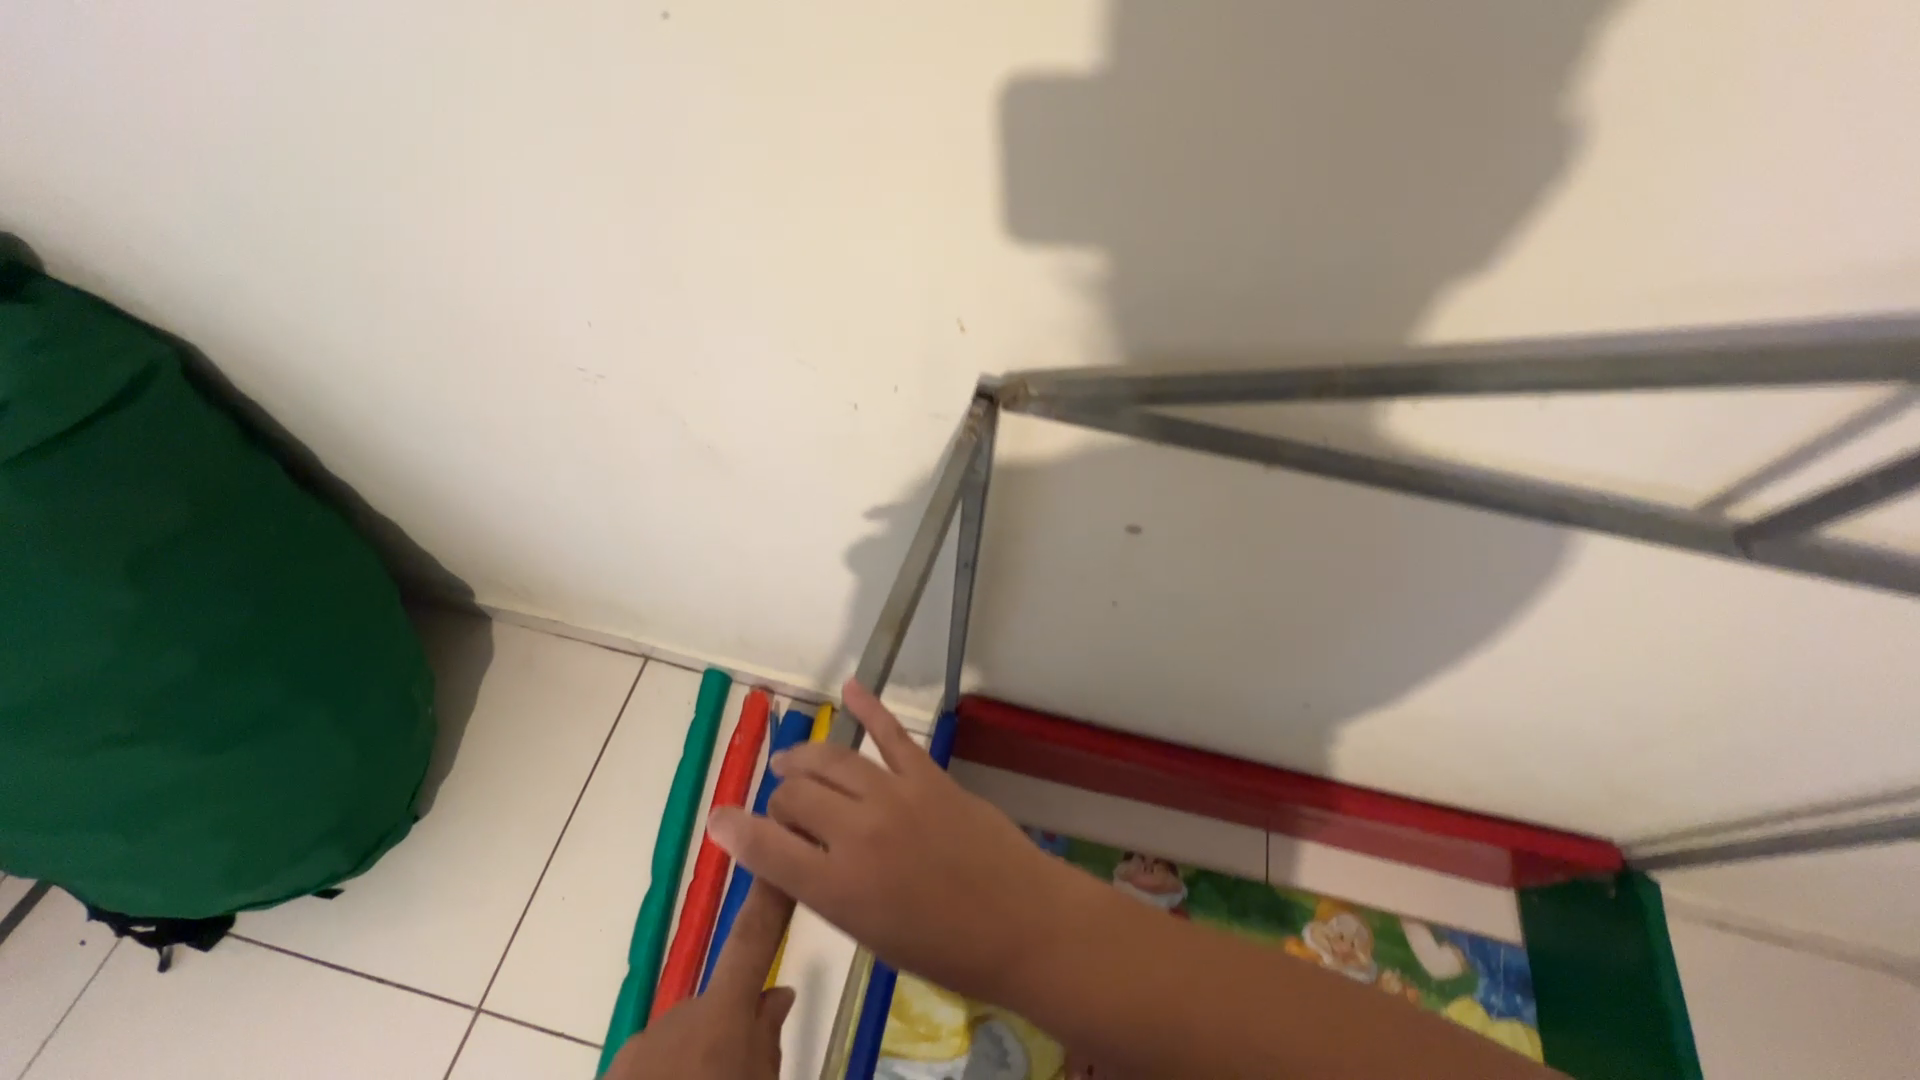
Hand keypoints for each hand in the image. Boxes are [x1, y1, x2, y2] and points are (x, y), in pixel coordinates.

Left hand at [604, 881, 795, 1079]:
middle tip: (744, 1078)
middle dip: (732, 1034)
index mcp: (723, 1017)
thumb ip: (767, 1044)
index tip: (774, 843)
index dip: (767, 895)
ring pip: (684, 1041)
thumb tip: (778, 996)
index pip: (753, 939)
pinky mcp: (614, 1076)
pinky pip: (654, 1068)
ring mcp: (639, 1049)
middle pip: (717, 1008)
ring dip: (698, 1065)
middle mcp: (677, 1017)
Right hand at [708, 679, 1079, 1003]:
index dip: (734, 832)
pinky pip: (891, 733)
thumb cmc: (944, 949)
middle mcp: (858, 834)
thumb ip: (828, 890)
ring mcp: (895, 796)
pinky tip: (851, 687)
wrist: (1021, 922)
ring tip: (790, 761)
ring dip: (804, 757)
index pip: (765, 848)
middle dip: (779, 801)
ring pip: (832, 761)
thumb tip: (795, 855)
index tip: (719, 820)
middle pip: (794, 796)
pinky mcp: (929, 775)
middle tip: (784, 811)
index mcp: (838, 888)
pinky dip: (869, 707)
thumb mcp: (870, 935)